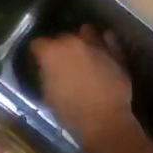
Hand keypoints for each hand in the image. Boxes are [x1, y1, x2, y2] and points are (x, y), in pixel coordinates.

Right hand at [30, 27, 135, 147]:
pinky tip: (101, 51)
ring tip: (83, 52)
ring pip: (85, 31)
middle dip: (60, 47)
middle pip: (61, 36)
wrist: (105, 121)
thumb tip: (48, 68)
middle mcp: (72, 42)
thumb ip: (46, 74)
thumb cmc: (71, 112)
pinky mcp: (115, 51)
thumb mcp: (48, 94)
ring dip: (82, 39)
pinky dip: (103, 41)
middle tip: (62, 62)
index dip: (37, 54)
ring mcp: (95, 44)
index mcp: (52, 52)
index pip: (37, 43)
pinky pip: (108, 37)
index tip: (39, 62)